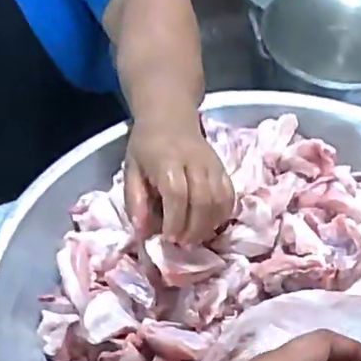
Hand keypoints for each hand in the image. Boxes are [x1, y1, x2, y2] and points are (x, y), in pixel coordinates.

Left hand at [124, 116, 234, 244]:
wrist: (169, 116)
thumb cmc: (147, 147)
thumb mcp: (131, 169)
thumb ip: (135, 201)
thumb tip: (143, 232)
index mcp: (167, 160)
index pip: (177, 194)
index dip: (175, 221)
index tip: (169, 238)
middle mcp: (194, 161)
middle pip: (202, 201)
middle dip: (194, 229)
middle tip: (184, 244)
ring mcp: (213, 165)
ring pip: (219, 202)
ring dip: (208, 226)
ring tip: (196, 238)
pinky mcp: (224, 171)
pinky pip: (229, 198)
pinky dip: (222, 217)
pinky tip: (210, 226)